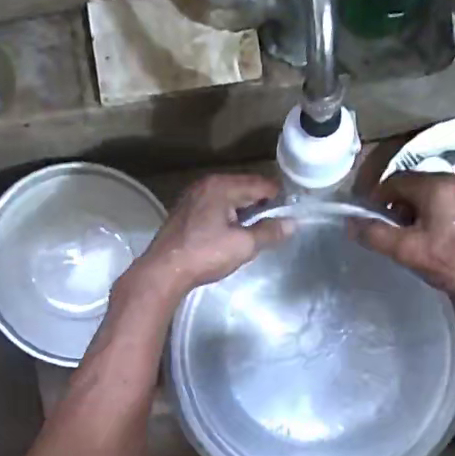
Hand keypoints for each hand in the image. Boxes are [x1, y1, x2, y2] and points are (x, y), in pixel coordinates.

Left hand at [129, 173, 287, 297]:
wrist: (162, 272)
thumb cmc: (204, 255)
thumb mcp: (243, 245)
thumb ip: (269, 232)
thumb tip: (292, 223)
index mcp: (222, 186)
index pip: (261, 183)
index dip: (279, 197)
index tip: (291, 213)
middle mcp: (206, 184)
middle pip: (244, 187)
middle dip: (261, 204)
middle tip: (275, 224)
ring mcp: (192, 197)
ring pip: (228, 197)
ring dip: (243, 210)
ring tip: (256, 231)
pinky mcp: (184, 212)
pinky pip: (214, 206)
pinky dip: (227, 215)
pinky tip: (231, 233)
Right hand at [356, 172, 454, 308]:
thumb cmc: (454, 264)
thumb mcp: (407, 251)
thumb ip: (375, 235)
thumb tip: (350, 224)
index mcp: (437, 184)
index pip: (394, 181)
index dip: (377, 199)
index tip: (370, 221)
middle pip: (415, 186)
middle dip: (398, 207)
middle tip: (392, 235)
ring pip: (434, 196)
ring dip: (418, 213)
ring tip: (414, 242)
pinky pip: (451, 205)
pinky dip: (437, 217)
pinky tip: (438, 242)